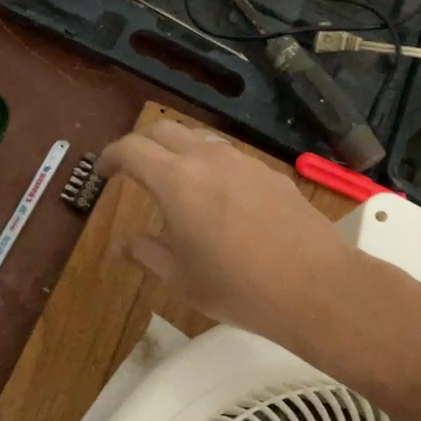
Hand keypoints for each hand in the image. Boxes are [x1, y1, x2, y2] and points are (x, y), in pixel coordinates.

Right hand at [98, 120, 358, 341]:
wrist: (317, 288)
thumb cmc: (238, 287)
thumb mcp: (180, 278)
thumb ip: (147, 253)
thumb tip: (125, 244)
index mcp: (176, 181)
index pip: (131, 150)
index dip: (110, 157)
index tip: (103, 172)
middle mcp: (208, 160)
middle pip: (164, 131)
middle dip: (142, 145)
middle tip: (133, 171)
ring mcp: (244, 164)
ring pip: (200, 141)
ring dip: (178, 153)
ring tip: (176, 185)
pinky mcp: (272, 175)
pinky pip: (230, 159)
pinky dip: (211, 168)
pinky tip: (219, 201)